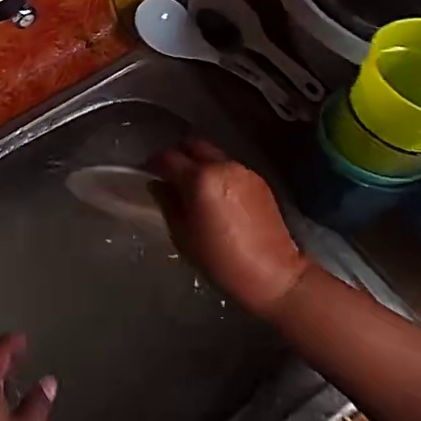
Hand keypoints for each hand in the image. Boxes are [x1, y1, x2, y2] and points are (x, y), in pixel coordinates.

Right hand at [154, 139, 309, 319]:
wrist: (274, 274)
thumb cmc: (219, 257)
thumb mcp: (181, 233)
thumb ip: (167, 201)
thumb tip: (158, 185)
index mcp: (200, 178)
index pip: (167, 157)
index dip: (152, 163)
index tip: (146, 173)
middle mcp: (222, 166)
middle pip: (192, 145)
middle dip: (177, 155)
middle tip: (168, 174)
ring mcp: (243, 171)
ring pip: (212, 155)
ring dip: (198, 164)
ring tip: (192, 187)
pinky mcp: (259, 181)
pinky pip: (229, 167)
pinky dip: (216, 173)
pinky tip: (215, 196)